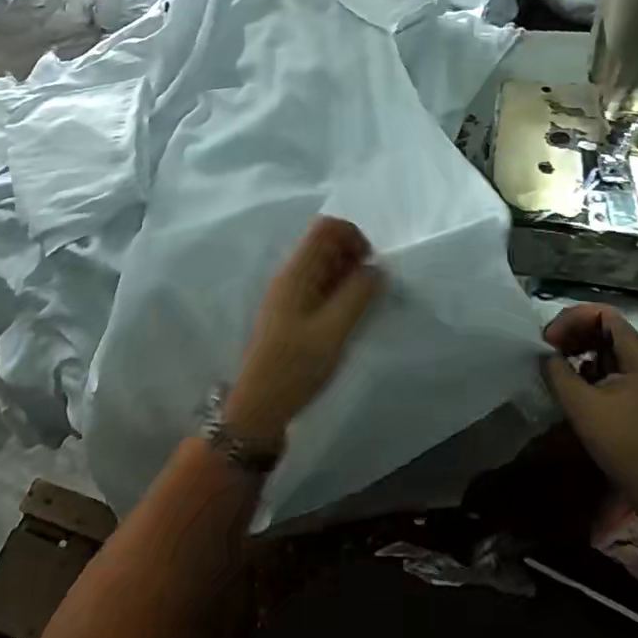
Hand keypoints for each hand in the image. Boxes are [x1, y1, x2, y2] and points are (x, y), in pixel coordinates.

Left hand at [226, 217, 380, 441]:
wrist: (259, 408)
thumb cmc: (294, 368)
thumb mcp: (332, 332)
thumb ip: (358, 296)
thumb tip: (378, 270)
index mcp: (297, 274)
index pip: (326, 228)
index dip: (353, 236)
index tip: (371, 265)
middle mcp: (292, 278)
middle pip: (326, 245)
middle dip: (355, 257)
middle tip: (372, 289)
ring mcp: (291, 296)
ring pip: (326, 267)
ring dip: (349, 276)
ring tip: (365, 304)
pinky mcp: (295, 315)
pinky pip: (322, 288)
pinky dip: (341, 293)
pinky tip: (351, 317)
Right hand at [542, 304, 637, 518]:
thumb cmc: (628, 446)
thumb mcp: (584, 408)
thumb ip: (559, 374)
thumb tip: (544, 355)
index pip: (603, 314)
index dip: (571, 320)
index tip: (548, 341)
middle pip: (609, 330)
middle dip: (575, 335)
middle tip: (549, 353)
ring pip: (613, 352)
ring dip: (584, 354)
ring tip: (559, 370)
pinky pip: (620, 372)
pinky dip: (596, 373)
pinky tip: (579, 391)